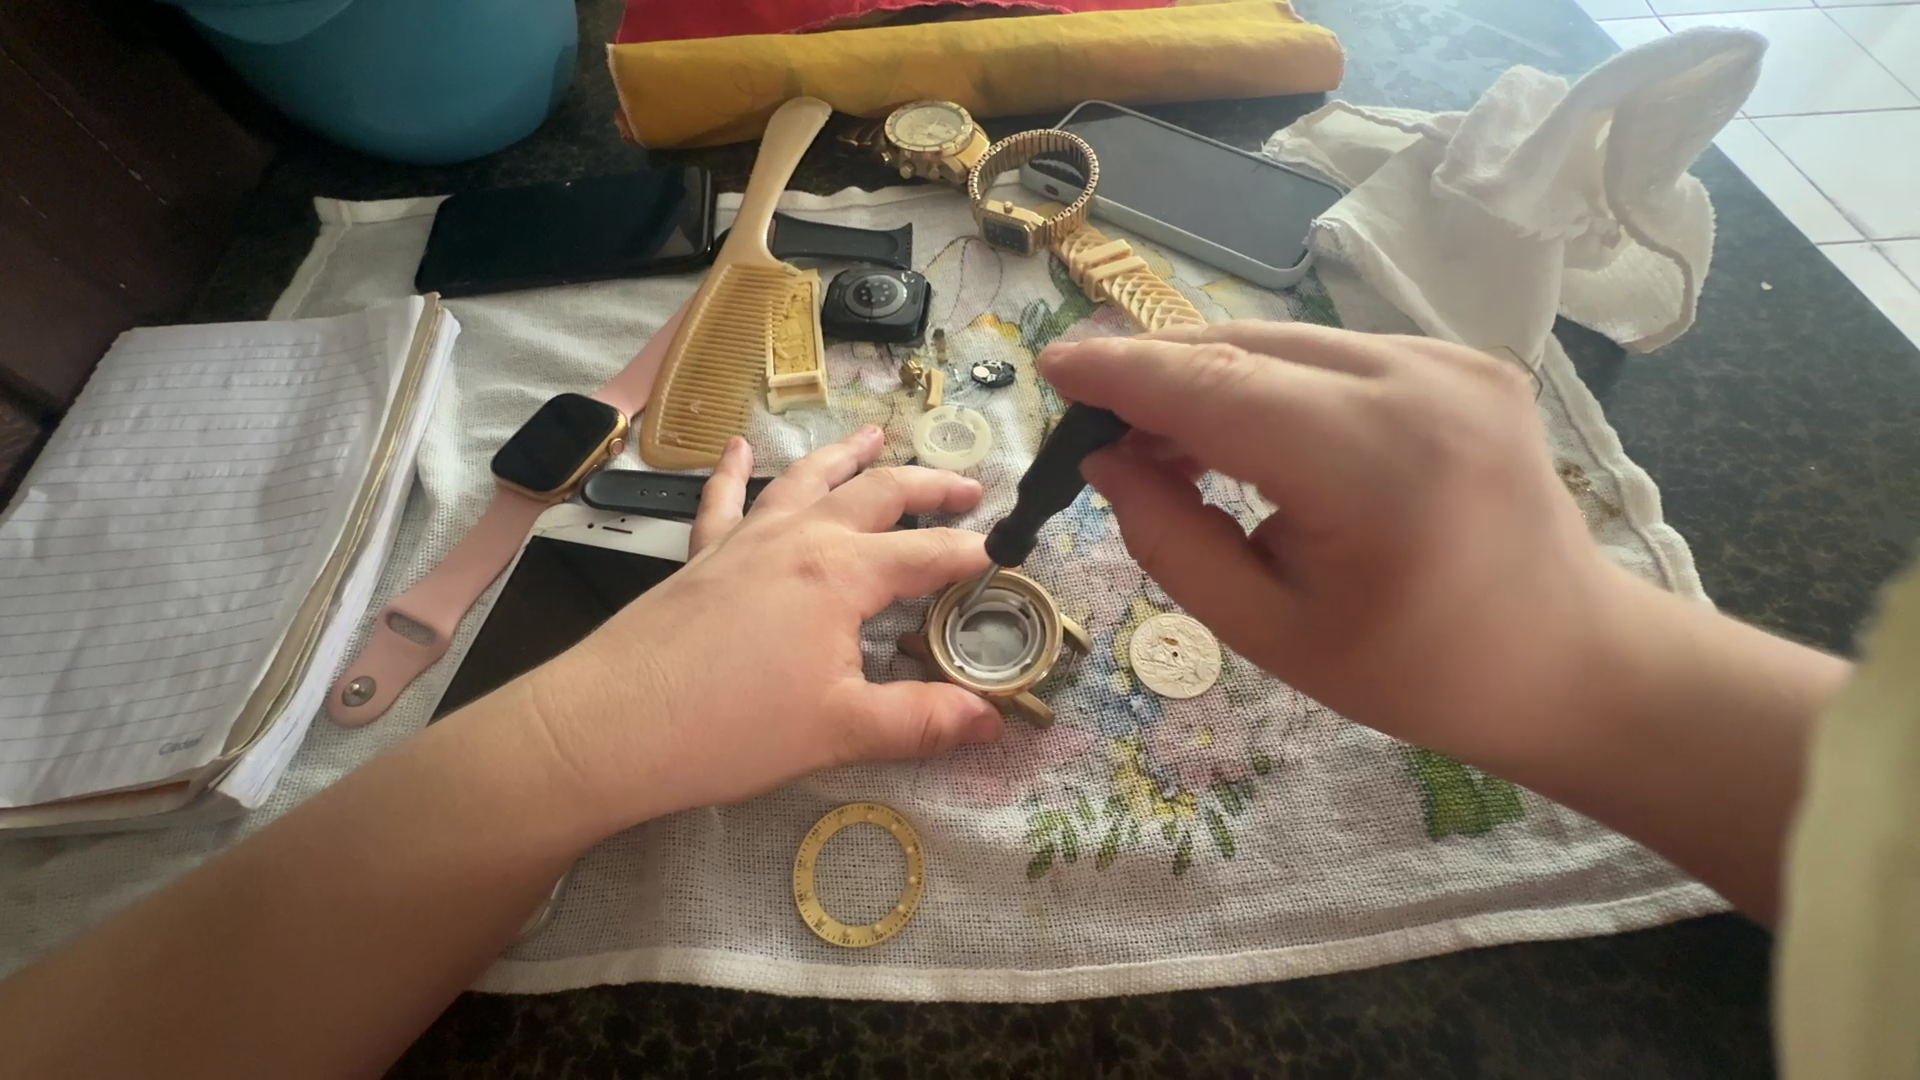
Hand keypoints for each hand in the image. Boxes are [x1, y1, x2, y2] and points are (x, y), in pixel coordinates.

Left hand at [521, 426, 1000, 834]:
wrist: (606, 728)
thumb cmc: (730, 728)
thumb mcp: (841, 730)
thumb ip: (924, 721)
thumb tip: (995, 726)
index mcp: (842, 574)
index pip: (929, 555)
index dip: (975, 556)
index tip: (1008, 558)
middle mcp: (799, 537)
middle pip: (879, 495)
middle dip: (930, 487)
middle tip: (967, 486)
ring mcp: (746, 539)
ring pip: (808, 478)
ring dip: (848, 455)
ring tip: (878, 433)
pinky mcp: (703, 555)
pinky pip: (725, 500)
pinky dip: (736, 472)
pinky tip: (740, 447)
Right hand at [1039, 321, 1632, 768]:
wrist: (1571, 659)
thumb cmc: (1413, 670)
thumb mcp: (1266, 629)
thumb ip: (1170, 540)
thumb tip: (1107, 462)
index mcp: (1372, 462)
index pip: (1213, 388)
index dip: (1122, 373)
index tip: (1054, 368)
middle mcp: (1416, 381)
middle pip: (1239, 346)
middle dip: (1151, 374)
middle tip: (1094, 425)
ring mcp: (1445, 358)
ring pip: (1274, 342)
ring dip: (1198, 379)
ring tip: (1156, 442)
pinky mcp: (1452, 360)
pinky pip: (1316, 355)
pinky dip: (1253, 383)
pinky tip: (1230, 434)